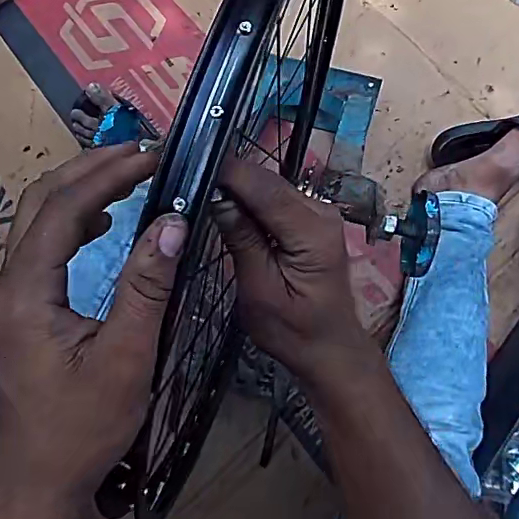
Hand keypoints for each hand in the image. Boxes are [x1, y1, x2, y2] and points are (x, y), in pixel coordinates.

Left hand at [0, 144, 185, 518]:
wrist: (34, 486)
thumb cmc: (81, 430)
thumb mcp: (126, 359)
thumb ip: (147, 287)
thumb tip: (173, 221)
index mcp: (26, 290)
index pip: (64, 208)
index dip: (109, 175)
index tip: (151, 156)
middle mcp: (8, 282)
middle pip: (40, 201)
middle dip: (89, 170)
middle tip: (139, 153)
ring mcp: (9, 294)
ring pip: (37, 220)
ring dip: (80, 192)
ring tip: (127, 177)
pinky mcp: (20, 308)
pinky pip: (42, 246)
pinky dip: (73, 222)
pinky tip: (104, 224)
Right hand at [214, 158, 380, 388]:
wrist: (330, 349)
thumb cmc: (294, 331)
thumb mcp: (259, 291)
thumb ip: (242, 241)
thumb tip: (217, 198)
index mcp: (312, 231)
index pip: (264, 187)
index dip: (227, 173)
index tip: (191, 169)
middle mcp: (320, 211)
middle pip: (266, 181)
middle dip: (228, 178)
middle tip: (188, 182)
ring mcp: (318, 211)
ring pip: (267, 185)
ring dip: (236, 187)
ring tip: (201, 191)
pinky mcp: (310, 217)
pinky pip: (273, 196)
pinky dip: (248, 198)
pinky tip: (226, 205)